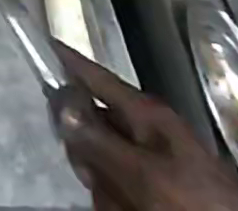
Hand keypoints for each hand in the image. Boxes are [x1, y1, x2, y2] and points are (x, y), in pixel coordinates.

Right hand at [49, 40, 237, 210]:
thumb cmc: (194, 204)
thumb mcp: (144, 174)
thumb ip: (98, 139)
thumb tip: (59, 103)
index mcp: (147, 114)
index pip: (97, 75)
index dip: (69, 61)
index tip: (43, 43)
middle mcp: (147, 132)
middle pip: (92, 125)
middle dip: (86, 153)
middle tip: (90, 174)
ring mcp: (152, 163)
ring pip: (102, 162)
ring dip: (104, 188)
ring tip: (122, 206)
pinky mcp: (156, 191)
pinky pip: (118, 188)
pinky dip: (117, 203)